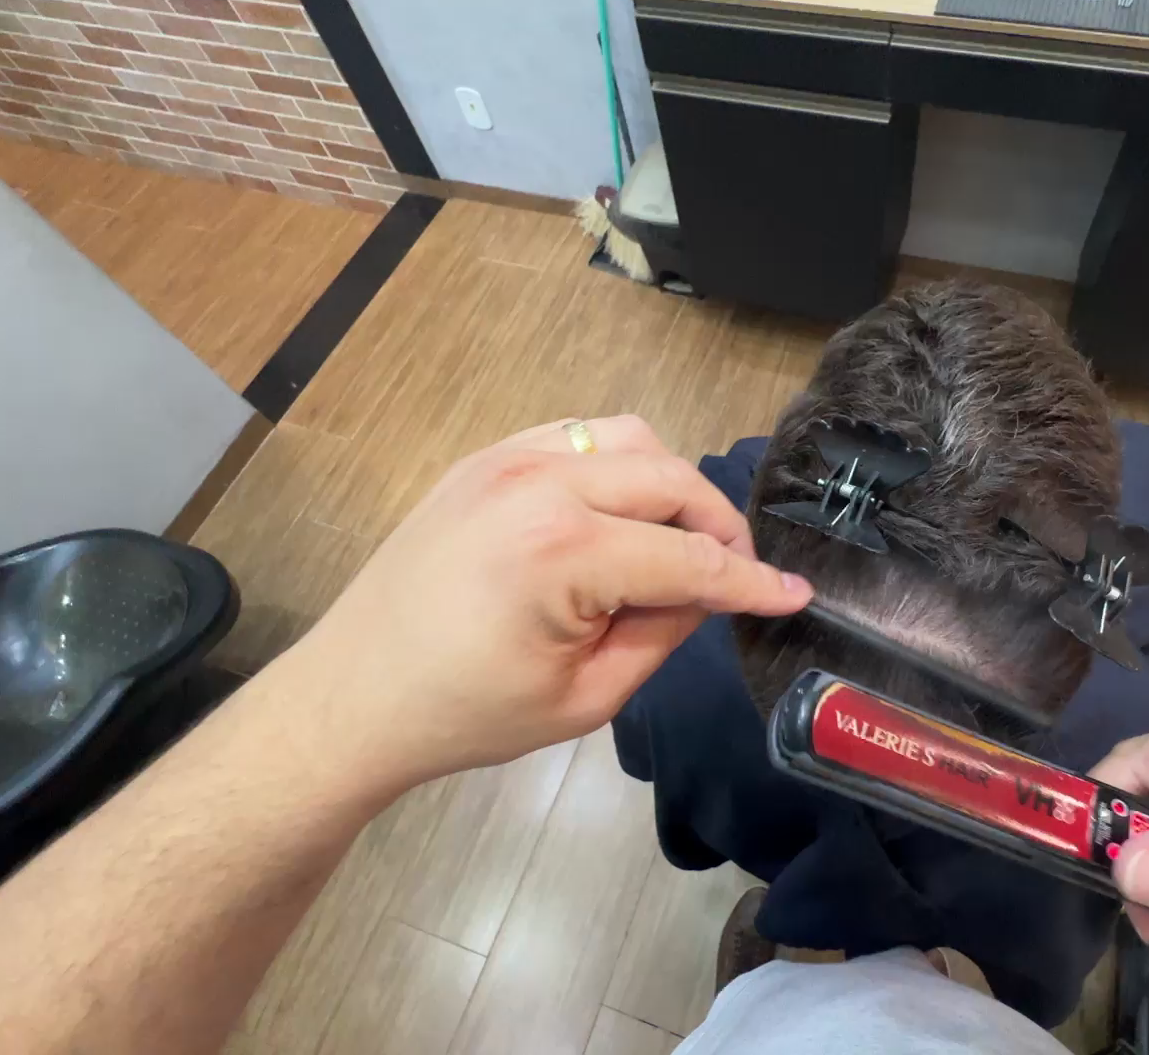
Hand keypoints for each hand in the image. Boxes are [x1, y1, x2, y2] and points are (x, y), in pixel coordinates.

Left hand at [260, 415, 811, 794]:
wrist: (353, 695)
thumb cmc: (469, 713)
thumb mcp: (588, 697)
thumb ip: (663, 630)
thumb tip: (705, 588)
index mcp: (563, 552)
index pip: (690, 558)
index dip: (751, 581)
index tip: (795, 593)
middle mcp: (540, 481)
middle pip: (671, 480)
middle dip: (719, 526)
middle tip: (731, 573)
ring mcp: (507, 457)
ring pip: (632, 439)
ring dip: (671, 485)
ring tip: (674, 537)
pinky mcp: (487, 456)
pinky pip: (581, 436)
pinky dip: (620, 466)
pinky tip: (617, 511)